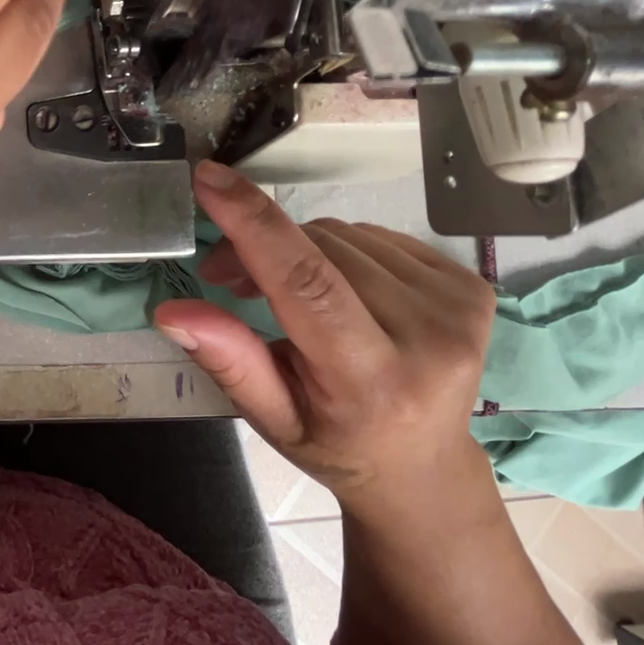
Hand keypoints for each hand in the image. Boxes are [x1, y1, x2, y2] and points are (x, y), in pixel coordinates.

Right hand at [153, 161, 495, 515]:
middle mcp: (431, 339)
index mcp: (375, 382)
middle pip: (318, 249)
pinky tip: (332, 283)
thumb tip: (171, 312)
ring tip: (276, 287)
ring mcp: (459, 307)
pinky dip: (336, 248)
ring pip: (343, 234)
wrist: (423, 465)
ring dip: (295, 246)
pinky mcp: (471, 285)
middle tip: (223, 275)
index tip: (210, 178)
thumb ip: (228, 360)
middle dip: (256, 244)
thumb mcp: (270, 416)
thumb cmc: (334, 442)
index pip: (308, 283)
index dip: (254, 223)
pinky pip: (374, 235)